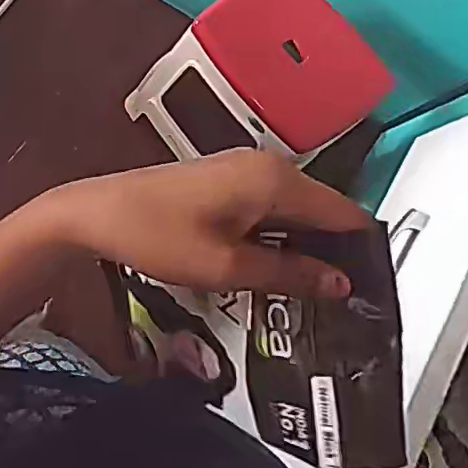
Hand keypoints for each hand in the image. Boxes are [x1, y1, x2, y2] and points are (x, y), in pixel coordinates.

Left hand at [39, 148, 373, 299]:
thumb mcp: (226, 267)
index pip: (344, 213)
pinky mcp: (227, 177)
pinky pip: (269, 206)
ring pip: (295, 210)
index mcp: (274, 179)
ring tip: (305, 292)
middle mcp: (266, 165)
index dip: (360, 252)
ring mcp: (244, 168)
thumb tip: (339, 283)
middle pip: (321, 210)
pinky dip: (276, 235)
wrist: (98, 213)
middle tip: (336, 302)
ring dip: (302, 246)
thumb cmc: (156, 234)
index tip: (369, 290)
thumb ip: (289, 274)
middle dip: (331, 252)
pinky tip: (269, 267)